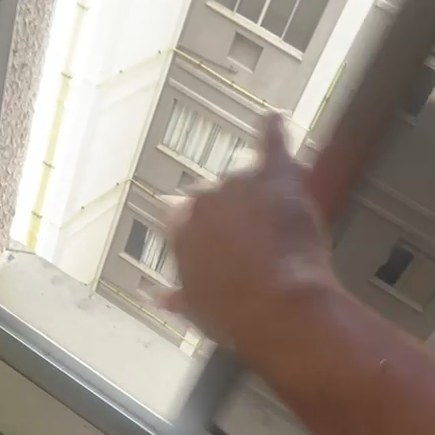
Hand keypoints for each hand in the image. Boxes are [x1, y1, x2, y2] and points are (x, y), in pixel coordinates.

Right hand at [163, 114, 340, 366]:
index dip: (199, 228)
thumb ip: (177, 296)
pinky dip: (275, 129)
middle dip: (228, 211)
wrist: (277, 306)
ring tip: (272, 212)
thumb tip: (156, 297)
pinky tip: (276, 118)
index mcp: (180, 233)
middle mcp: (202, 201)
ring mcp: (238, 185)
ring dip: (256, 190)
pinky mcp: (275, 177)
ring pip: (244, 177)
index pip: (181, 216)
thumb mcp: (198, 310)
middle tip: (247, 236)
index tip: (211, 241)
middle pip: (212, 194)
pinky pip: (273, 142)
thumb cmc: (234, 316)